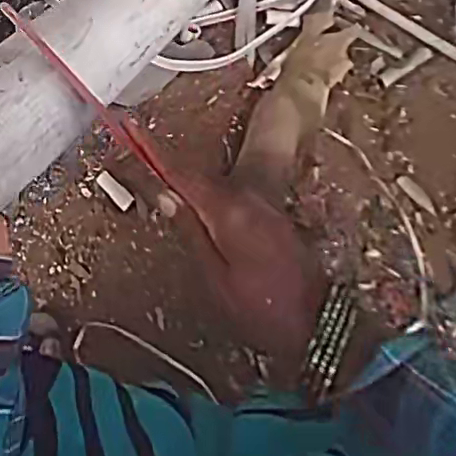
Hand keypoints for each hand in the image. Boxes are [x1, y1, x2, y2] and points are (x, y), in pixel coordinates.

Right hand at [138, 130, 321, 356]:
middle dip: (163, 159)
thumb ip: (190, 230)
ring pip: (211, 181)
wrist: (325, 328)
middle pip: (194, 172)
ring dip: (183, 173)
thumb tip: (163, 193)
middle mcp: (246, 197)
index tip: (130, 126)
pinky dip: (203, 187)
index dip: (152, 150)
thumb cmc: (264, 311)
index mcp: (228, 210)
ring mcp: (261, 204)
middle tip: (134, 144)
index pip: (180, 173)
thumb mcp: (217, 278)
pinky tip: (192, 195)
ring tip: (156, 168)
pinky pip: (227, 191)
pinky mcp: (270, 214)